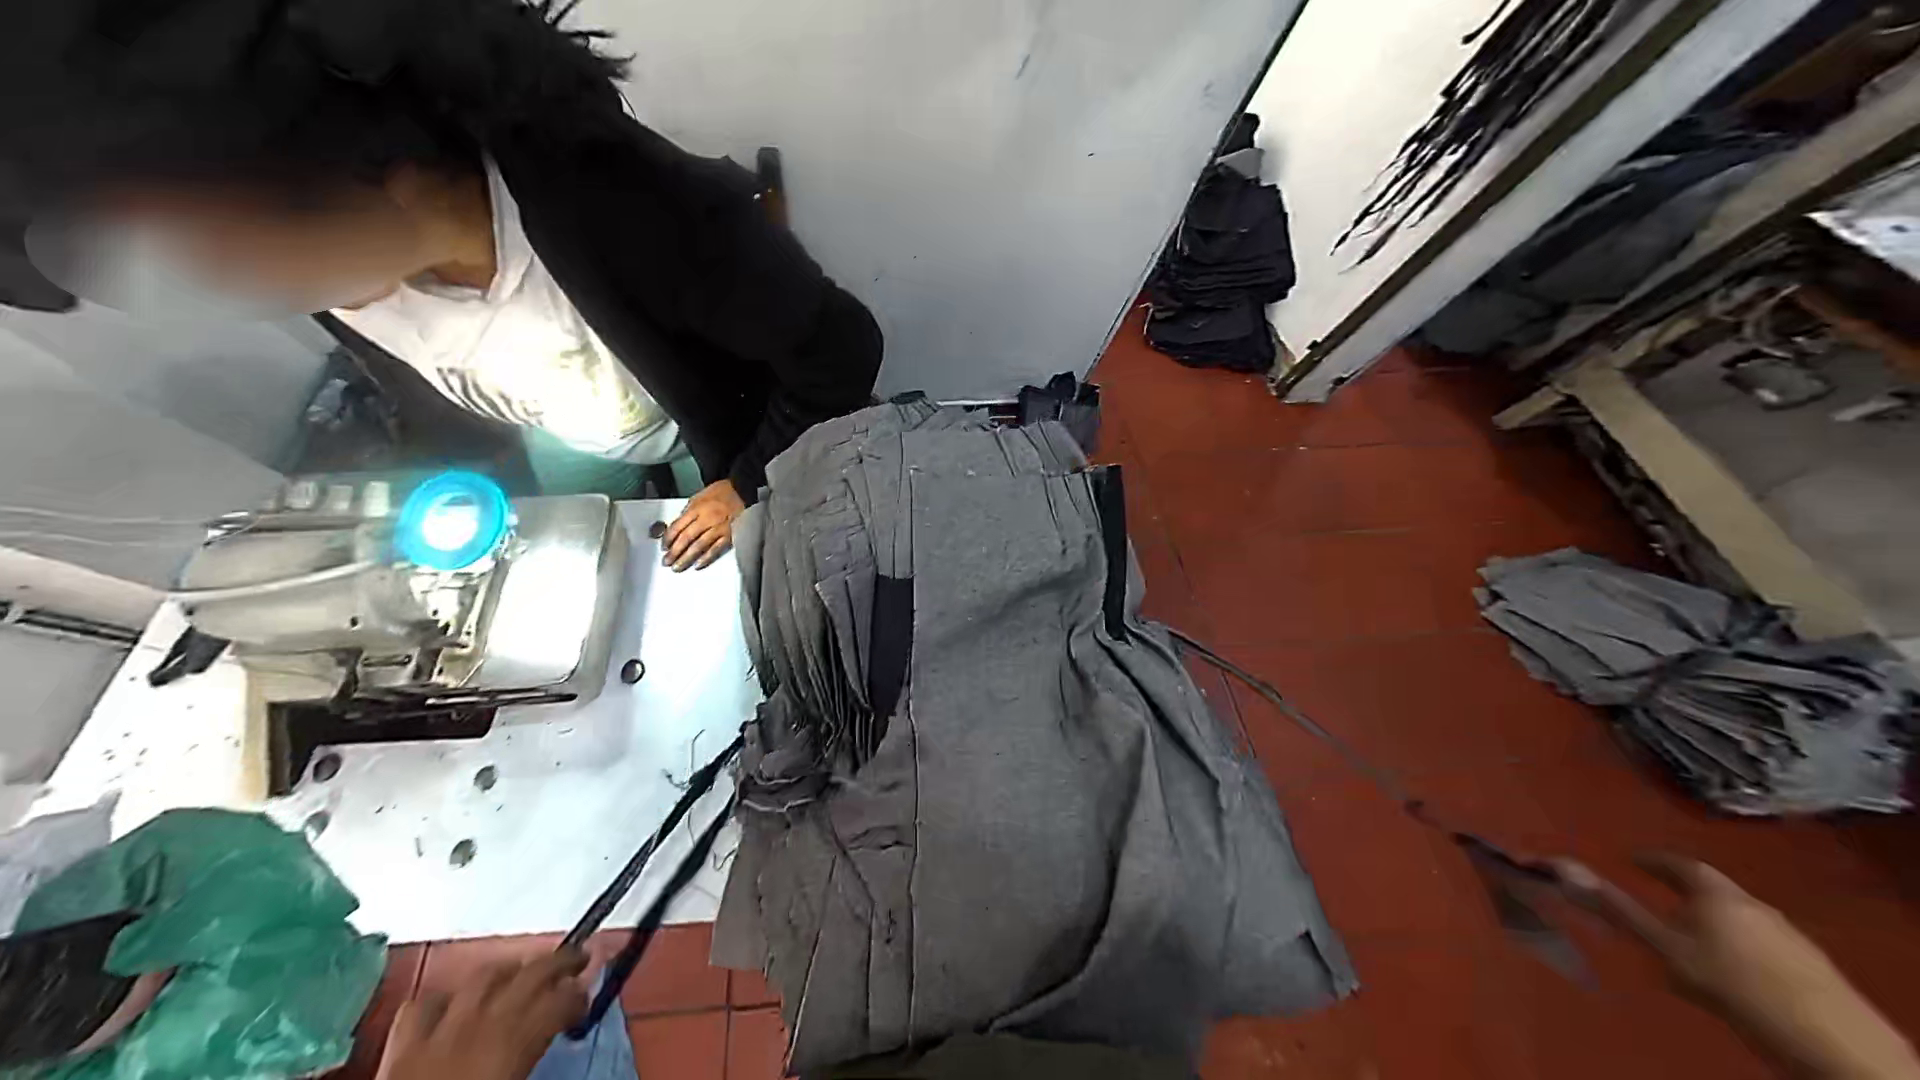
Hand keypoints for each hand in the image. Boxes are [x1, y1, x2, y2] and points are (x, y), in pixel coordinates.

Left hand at [374, 950, 588, 1079]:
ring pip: (482, 977)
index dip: (579, 996)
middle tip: (577, 961)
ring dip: (508, 971)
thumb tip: (551, 1040)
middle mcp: (484, 1022)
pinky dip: (441, 1001)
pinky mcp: (401, 1048)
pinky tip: (450, 1006)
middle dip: (560, 961)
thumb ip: (533, 1057)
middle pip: (531, 973)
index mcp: (516, 1040)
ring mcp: (440, 1030)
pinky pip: (422, 1006)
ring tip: (520, 974)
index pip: (561, 999)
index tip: (585, 1004)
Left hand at [664, 479, 744, 571]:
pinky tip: (697, 565)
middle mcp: (707, 519)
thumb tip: (677, 529)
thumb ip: (687, 513)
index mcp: (696, 508)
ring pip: (699, 546)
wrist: (741, 492)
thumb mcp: (697, 497)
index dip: (668, 538)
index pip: (678, 526)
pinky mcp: (729, 535)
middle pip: (686, 538)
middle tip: (667, 562)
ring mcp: (718, 528)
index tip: (664, 547)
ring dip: (687, 558)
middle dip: (675, 552)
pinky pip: (715, 549)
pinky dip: (706, 558)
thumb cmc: (719, 493)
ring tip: (678, 567)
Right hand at [1557, 856, 1919, 1079]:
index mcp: (1716, 893)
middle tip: (1657, 899)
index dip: (1653, 859)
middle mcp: (1755, 904)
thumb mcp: (1663, 948)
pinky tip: (1732, 965)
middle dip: (1683, 890)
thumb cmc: (1731, 984)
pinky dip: (1737, 941)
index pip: (1679, 863)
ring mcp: (1791, 935)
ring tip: (1690, 935)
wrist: (1831, 1044)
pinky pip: (1761, 939)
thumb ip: (1615, 909)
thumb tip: (1563, 868)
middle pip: (1712, 888)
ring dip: (1711, 918)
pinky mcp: (1813, 966)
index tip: (1632, 859)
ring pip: (1739, 915)